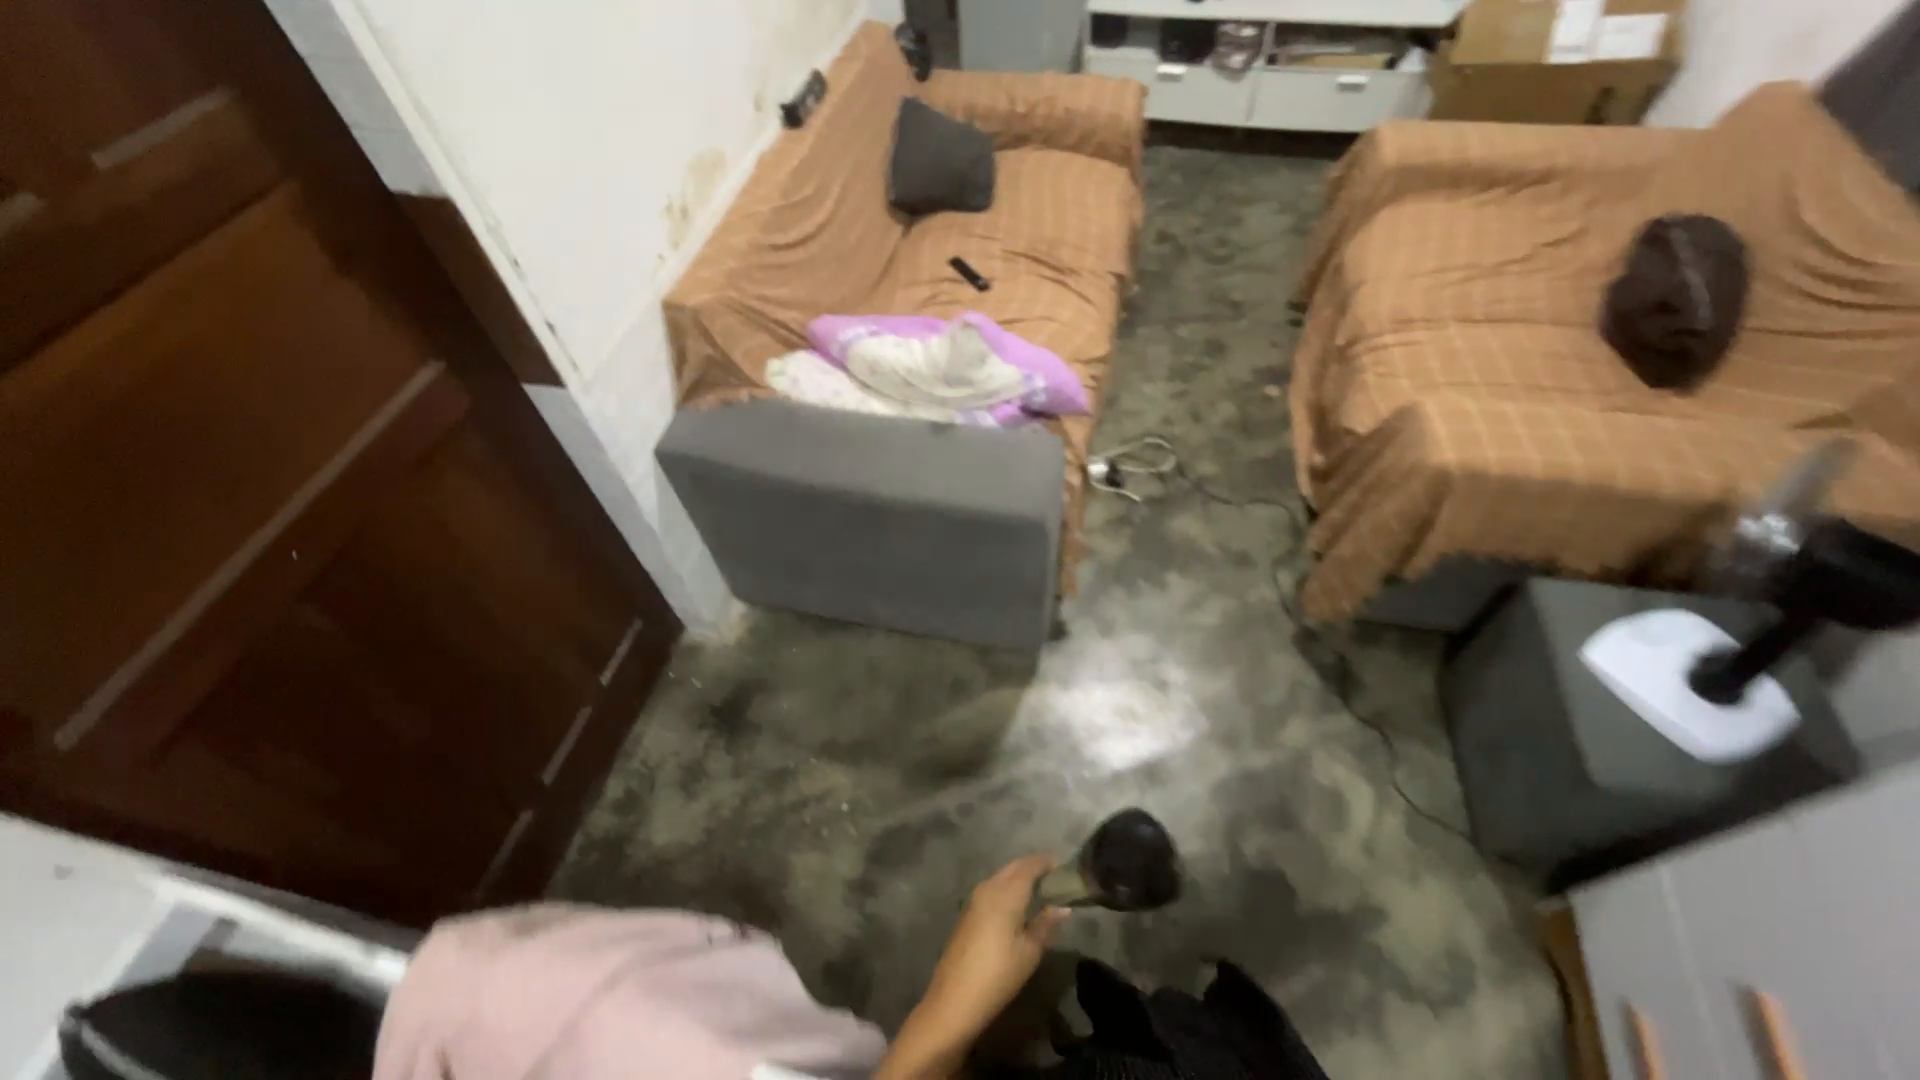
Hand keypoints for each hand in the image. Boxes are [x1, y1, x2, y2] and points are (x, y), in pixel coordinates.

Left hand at [922, 855, 1070, 1032]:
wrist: (954, 998)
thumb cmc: (998, 975)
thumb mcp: (1029, 952)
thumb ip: (1046, 925)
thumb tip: (1063, 907)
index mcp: (1006, 894)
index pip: (1029, 866)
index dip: (1046, 862)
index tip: (1063, 866)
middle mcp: (988, 888)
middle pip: (1013, 867)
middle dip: (1032, 867)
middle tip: (1054, 877)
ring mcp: (974, 900)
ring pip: (1000, 877)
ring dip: (1018, 877)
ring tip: (1039, 889)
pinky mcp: (967, 913)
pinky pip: (991, 889)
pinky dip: (1007, 888)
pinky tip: (1017, 904)